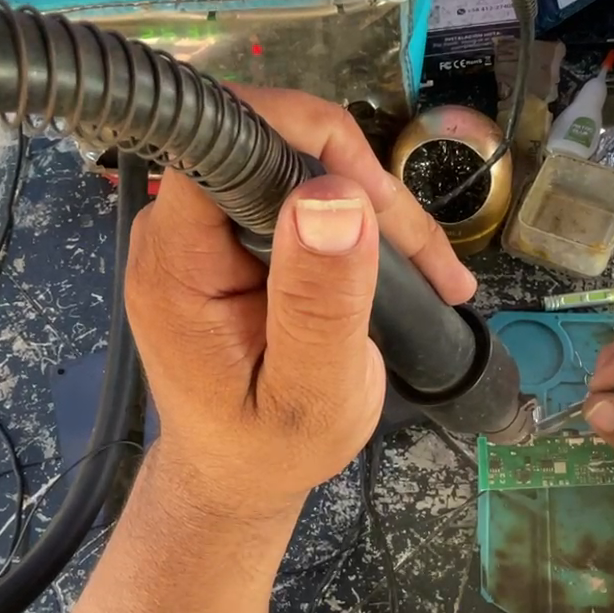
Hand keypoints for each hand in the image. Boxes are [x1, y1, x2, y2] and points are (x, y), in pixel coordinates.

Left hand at [124, 86, 476, 518]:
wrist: (239, 474)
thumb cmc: (268, 450)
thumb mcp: (309, 392)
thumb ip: (318, 303)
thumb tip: (333, 196)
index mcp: (179, 265)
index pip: (223, 144)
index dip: (301, 138)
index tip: (371, 195)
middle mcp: (180, 234)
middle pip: (271, 149)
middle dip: (359, 185)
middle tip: (422, 255)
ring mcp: (207, 237)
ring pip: (297, 172)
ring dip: (373, 210)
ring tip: (434, 272)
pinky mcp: (234, 247)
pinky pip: (301, 203)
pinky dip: (361, 227)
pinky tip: (413, 268)